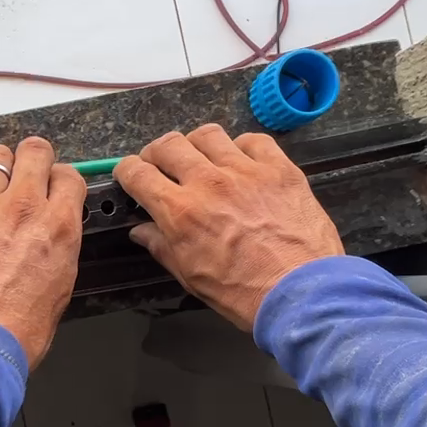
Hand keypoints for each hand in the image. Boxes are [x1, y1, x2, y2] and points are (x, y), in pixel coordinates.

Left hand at [0, 137, 86, 367]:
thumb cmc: (18, 331)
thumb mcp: (60, 290)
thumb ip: (58, 251)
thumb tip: (51, 238)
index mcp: (59, 227)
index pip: (68, 176)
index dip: (59, 179)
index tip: (50, 188)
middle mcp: (24, 206)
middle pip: (35, 152)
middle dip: (32, 159)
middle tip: (22, 175)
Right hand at [114, 123, 342, 329]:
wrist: (299, 292)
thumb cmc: (241, 291)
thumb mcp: (190, 275)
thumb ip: (162, 246)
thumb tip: (141, 230)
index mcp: (179, 211)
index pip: (138, 173)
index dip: (127, 171)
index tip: (130, 175)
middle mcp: (208, 182)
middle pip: (169, 144)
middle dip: (156, 153)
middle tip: (161, 166)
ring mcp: (246, 171)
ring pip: (208, 134)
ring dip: (197, 145)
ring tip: (201, 160)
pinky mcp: (279, 168)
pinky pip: (253, 140)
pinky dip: (241, 148)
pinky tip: (242, 163)